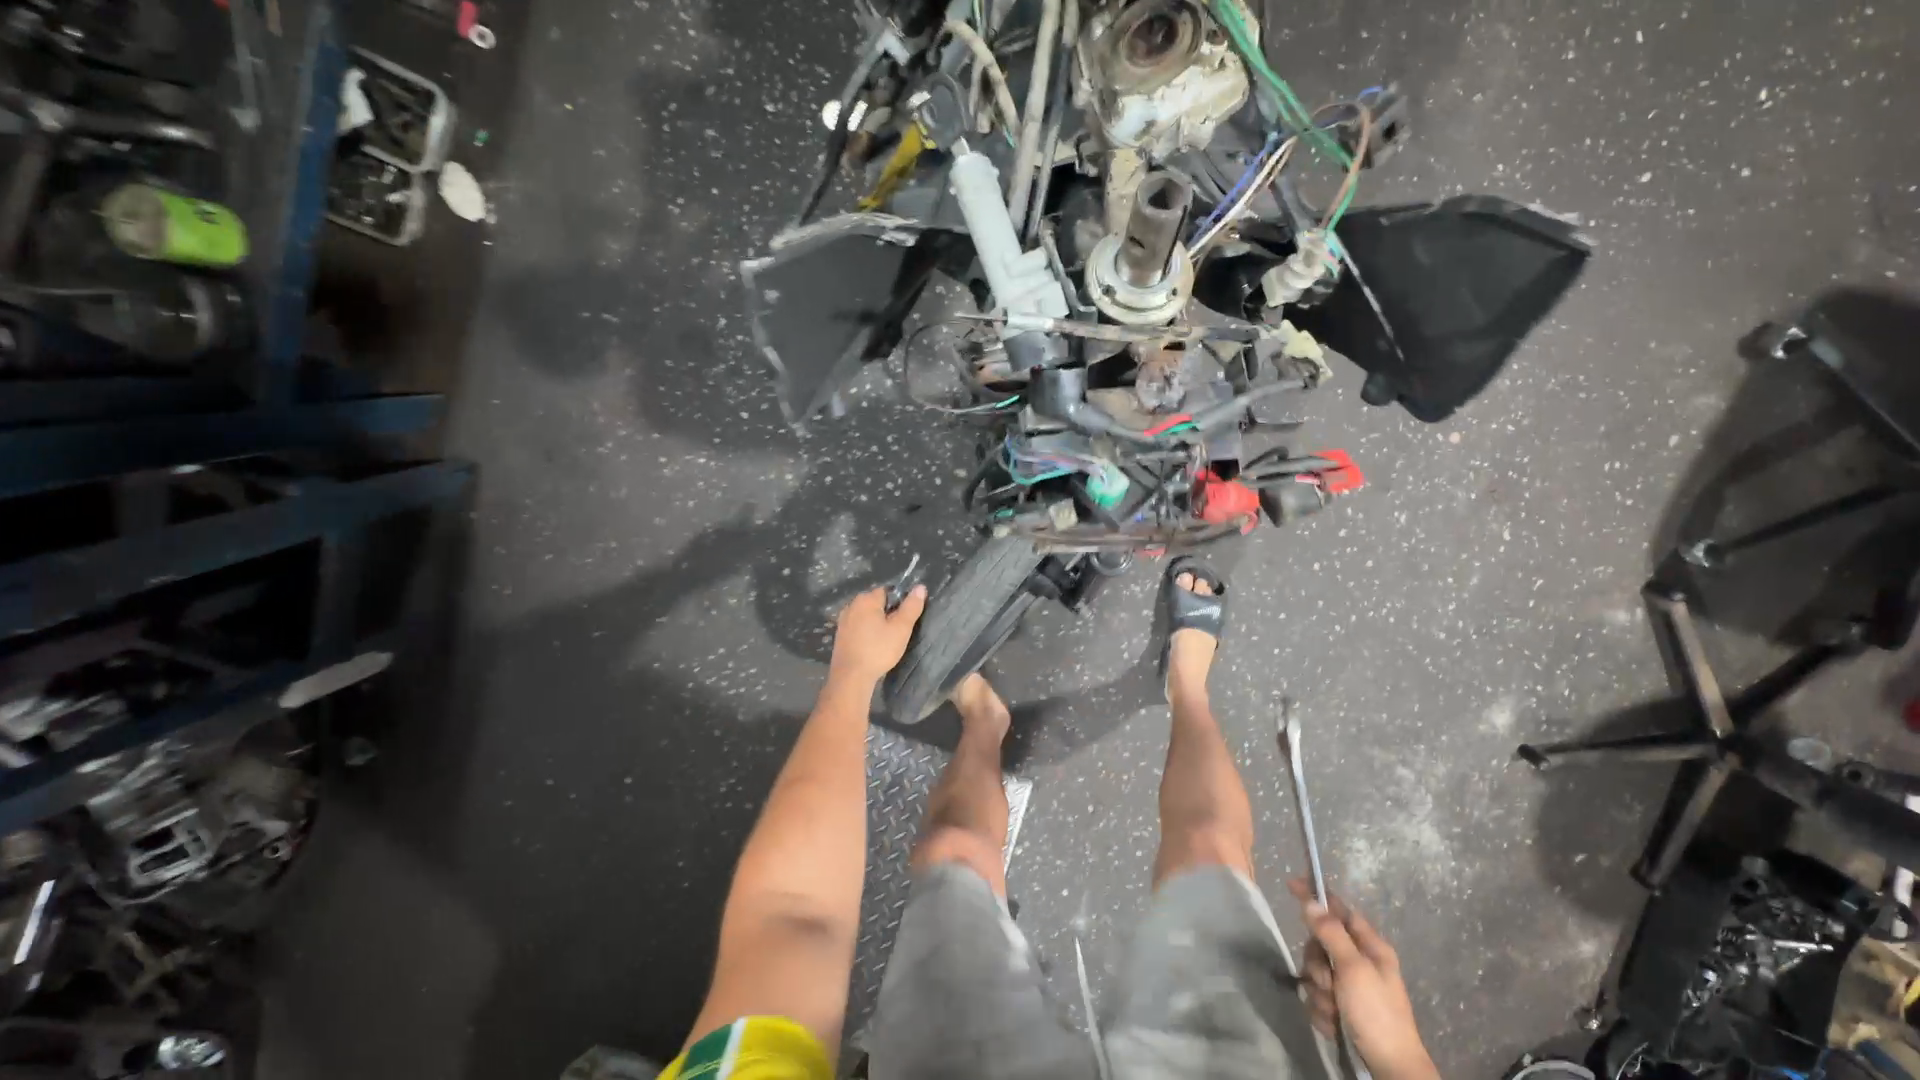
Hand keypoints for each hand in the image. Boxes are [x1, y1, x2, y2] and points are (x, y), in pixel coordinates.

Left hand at [828, 585, 926, 684]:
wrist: (851, 676)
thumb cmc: (878, 650)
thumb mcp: (901, 629)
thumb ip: (911, 607)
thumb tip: (920, 587)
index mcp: (866, 599)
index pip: (887, 591)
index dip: (899, 603)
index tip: (904, 619)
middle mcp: (851, 605)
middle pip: (875, 603)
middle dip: (887, 613)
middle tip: (897, 631)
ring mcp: (843, 620)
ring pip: (866, 616)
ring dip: (876, 623)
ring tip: (885, 640)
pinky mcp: (840, 635)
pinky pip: (857, 627)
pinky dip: (866, 632)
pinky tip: (871, 646)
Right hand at [1288, 879, 1438, 1079]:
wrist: (1389, 1068)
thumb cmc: (1376, 1014)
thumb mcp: (1353, 969)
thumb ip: (1330, 933)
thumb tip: (1311, 901)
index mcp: (1372, 948)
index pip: (1340, 910)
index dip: (1318, 897)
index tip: (1291, 884)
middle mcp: (1361, 963)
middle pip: (1321, 944)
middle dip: (1317, 965)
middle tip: (1327, 983)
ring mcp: (1351, 988)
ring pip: (1316, 973)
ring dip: (1320, 993)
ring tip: (1335, 1011)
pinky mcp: (1342, 1009)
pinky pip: (1317, 997)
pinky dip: (1322, 1010)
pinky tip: (1334, 1023)